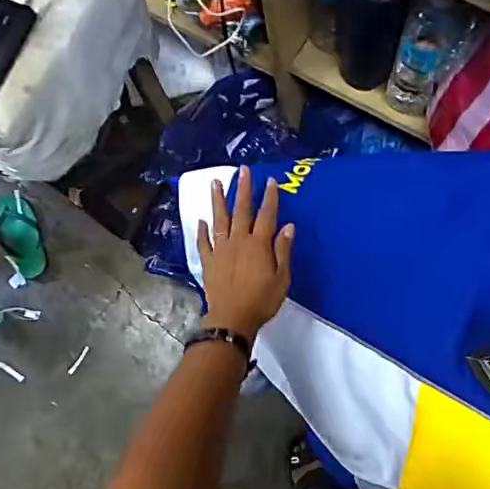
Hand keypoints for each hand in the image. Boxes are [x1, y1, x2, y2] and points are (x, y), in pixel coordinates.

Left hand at [196, 166, 295, 336]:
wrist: (232, 318)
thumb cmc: (261, 300)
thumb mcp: (281, 279)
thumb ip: (283, 251)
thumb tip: (288, 227)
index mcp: (258, 244)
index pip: (266, 215)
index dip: (270, 197)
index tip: (270, 181)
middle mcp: (238, 241)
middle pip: (241, 210)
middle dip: (243, 189)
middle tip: (243, 170)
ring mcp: (220, 250)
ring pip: (219, 220)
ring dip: (218, 200)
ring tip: (215, 182)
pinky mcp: (208, 261)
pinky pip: (204, 242)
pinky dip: (202, 230)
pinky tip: (201, 220)